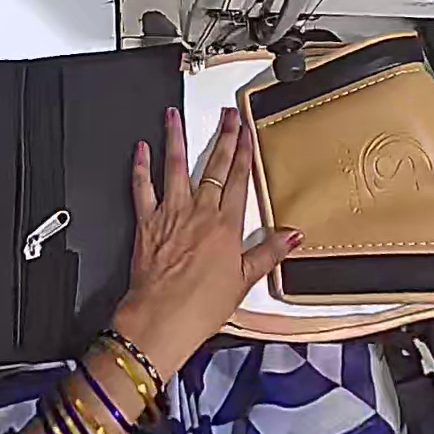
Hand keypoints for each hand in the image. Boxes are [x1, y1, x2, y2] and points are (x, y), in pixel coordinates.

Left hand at [112, 106, 302, 379]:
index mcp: (225, 225)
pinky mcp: (148, 222)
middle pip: (215, 166)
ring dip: (177, 139)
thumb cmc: (201, 305)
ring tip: (175, 116)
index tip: (246, 130)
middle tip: (228, 114)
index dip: (244, 151)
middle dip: (224, 136)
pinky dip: (141, 167)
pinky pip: (143, 188)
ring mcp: (172, 213)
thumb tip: (293, 235)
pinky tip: (141, 149)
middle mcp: (200, 212)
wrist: (161, 319)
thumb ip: (269, 252)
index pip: (240, 178)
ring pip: (176, 167)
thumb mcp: (245, 280)